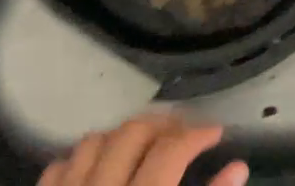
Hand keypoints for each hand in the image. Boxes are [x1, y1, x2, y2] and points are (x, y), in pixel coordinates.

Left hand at [39, 115, 248, 185]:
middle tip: (183, 132)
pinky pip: (56, 169)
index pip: (171, 150)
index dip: (197, 134)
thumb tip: (238, 168)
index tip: (216, 132)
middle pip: (132, 133)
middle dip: (162, 125)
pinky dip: (79, 160)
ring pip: (92, 142)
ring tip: (142, 146)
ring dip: (121, 137)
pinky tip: (95, 169)